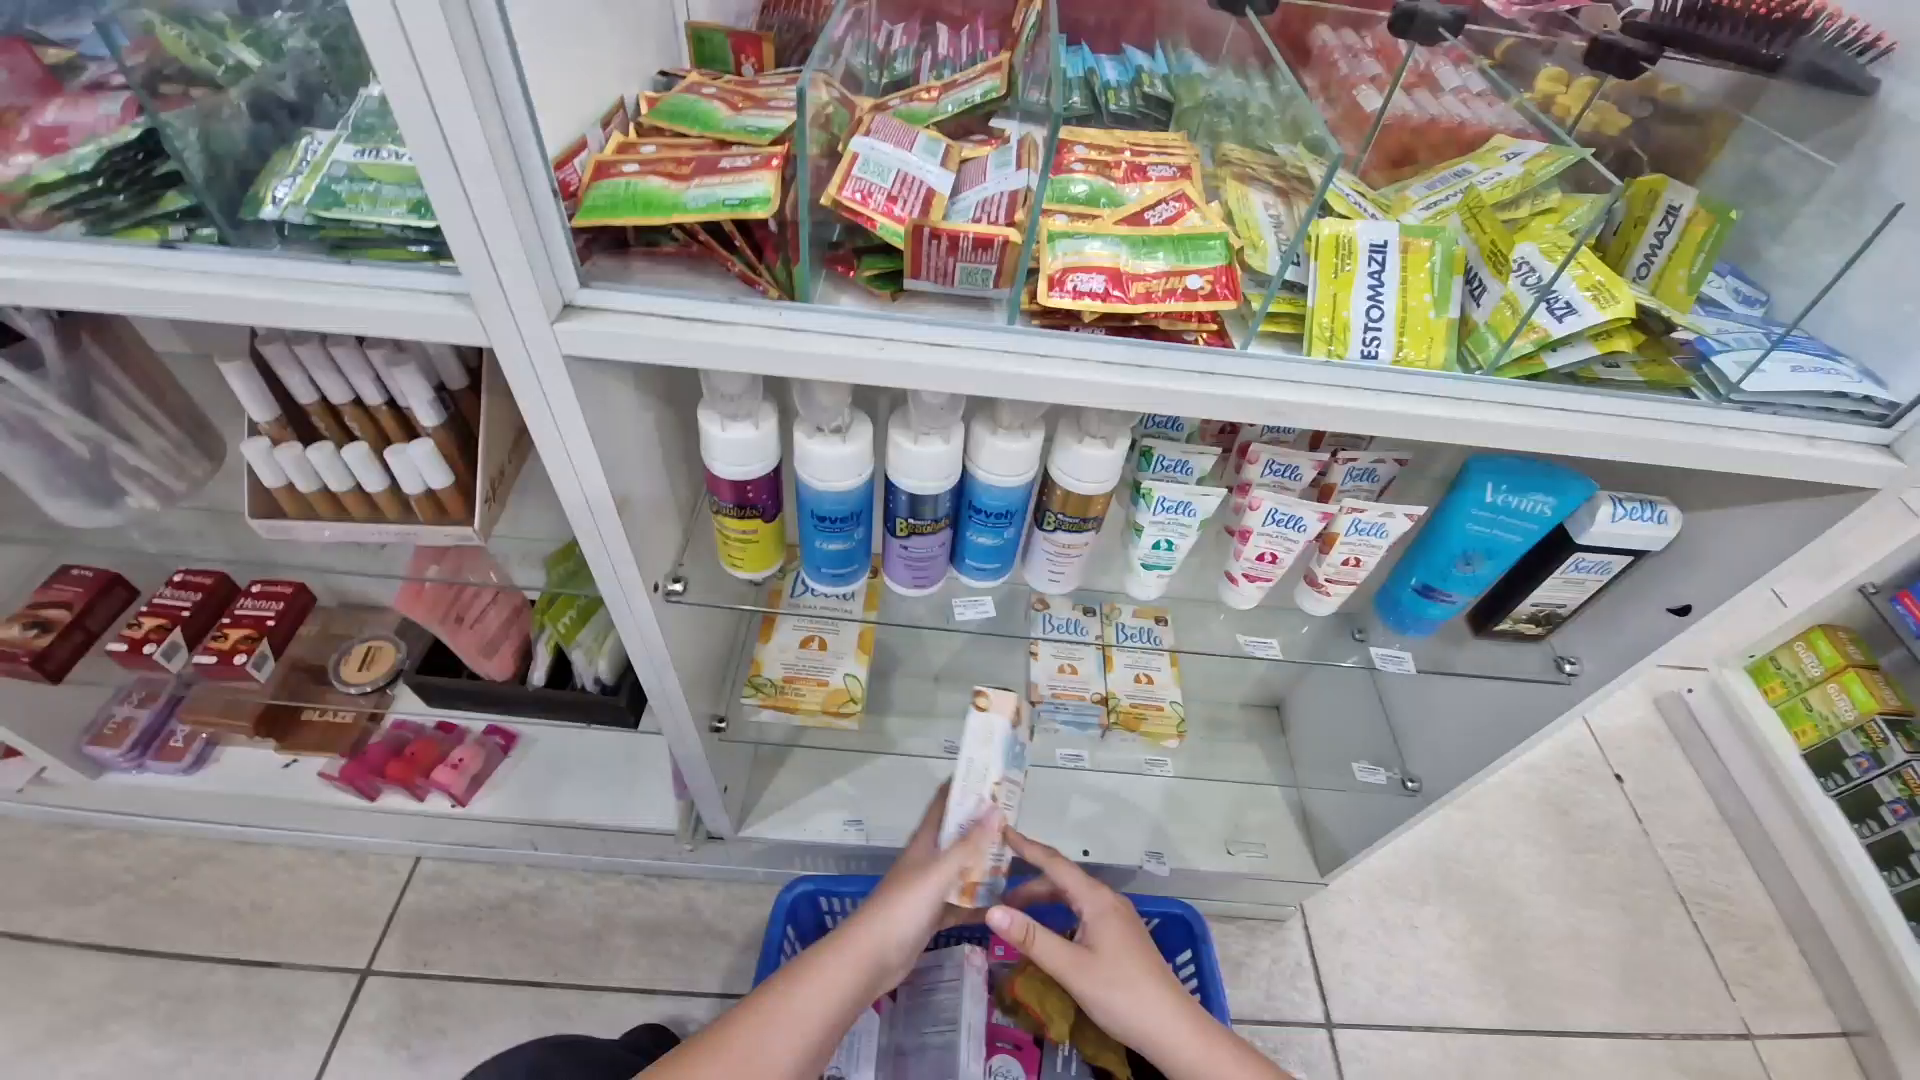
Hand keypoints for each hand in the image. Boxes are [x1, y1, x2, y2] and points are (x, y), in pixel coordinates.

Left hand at [844, 783, 1001, 987]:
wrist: (872, 957)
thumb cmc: (903, 907)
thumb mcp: (938, 872)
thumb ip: (967, 845)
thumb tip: (995, 808)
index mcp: (924, 843)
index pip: (943, 804)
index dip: (962, 787)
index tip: (990, 775)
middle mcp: (927, 861)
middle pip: (957, 837)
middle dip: (982, 827)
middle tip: (1015, 819)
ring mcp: (929, 890)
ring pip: (961, 871)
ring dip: (984, 865)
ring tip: (1016, 858)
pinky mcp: (932, 917)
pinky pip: (961, 904)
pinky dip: (979, 903)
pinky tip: (1003, 904)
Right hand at [986, 829, 1207, 1057]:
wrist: (1173, 1028)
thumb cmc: (1121, 994)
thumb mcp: (1070, 967)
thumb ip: (1031, 938)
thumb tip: (992, 911)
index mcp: (1096, 899)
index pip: (1054, 863)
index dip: (1027, 846)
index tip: (1004, 830)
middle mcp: (1107, 900)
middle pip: (1062, 881)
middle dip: (1029, 884)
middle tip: (997, 892)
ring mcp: (1118, 918)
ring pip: (1074, 899)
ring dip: (1045, 901)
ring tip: (1016, 913)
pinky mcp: (1122, 937)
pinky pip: (1084, 913)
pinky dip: (1060, 915)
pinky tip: (1050, 934)